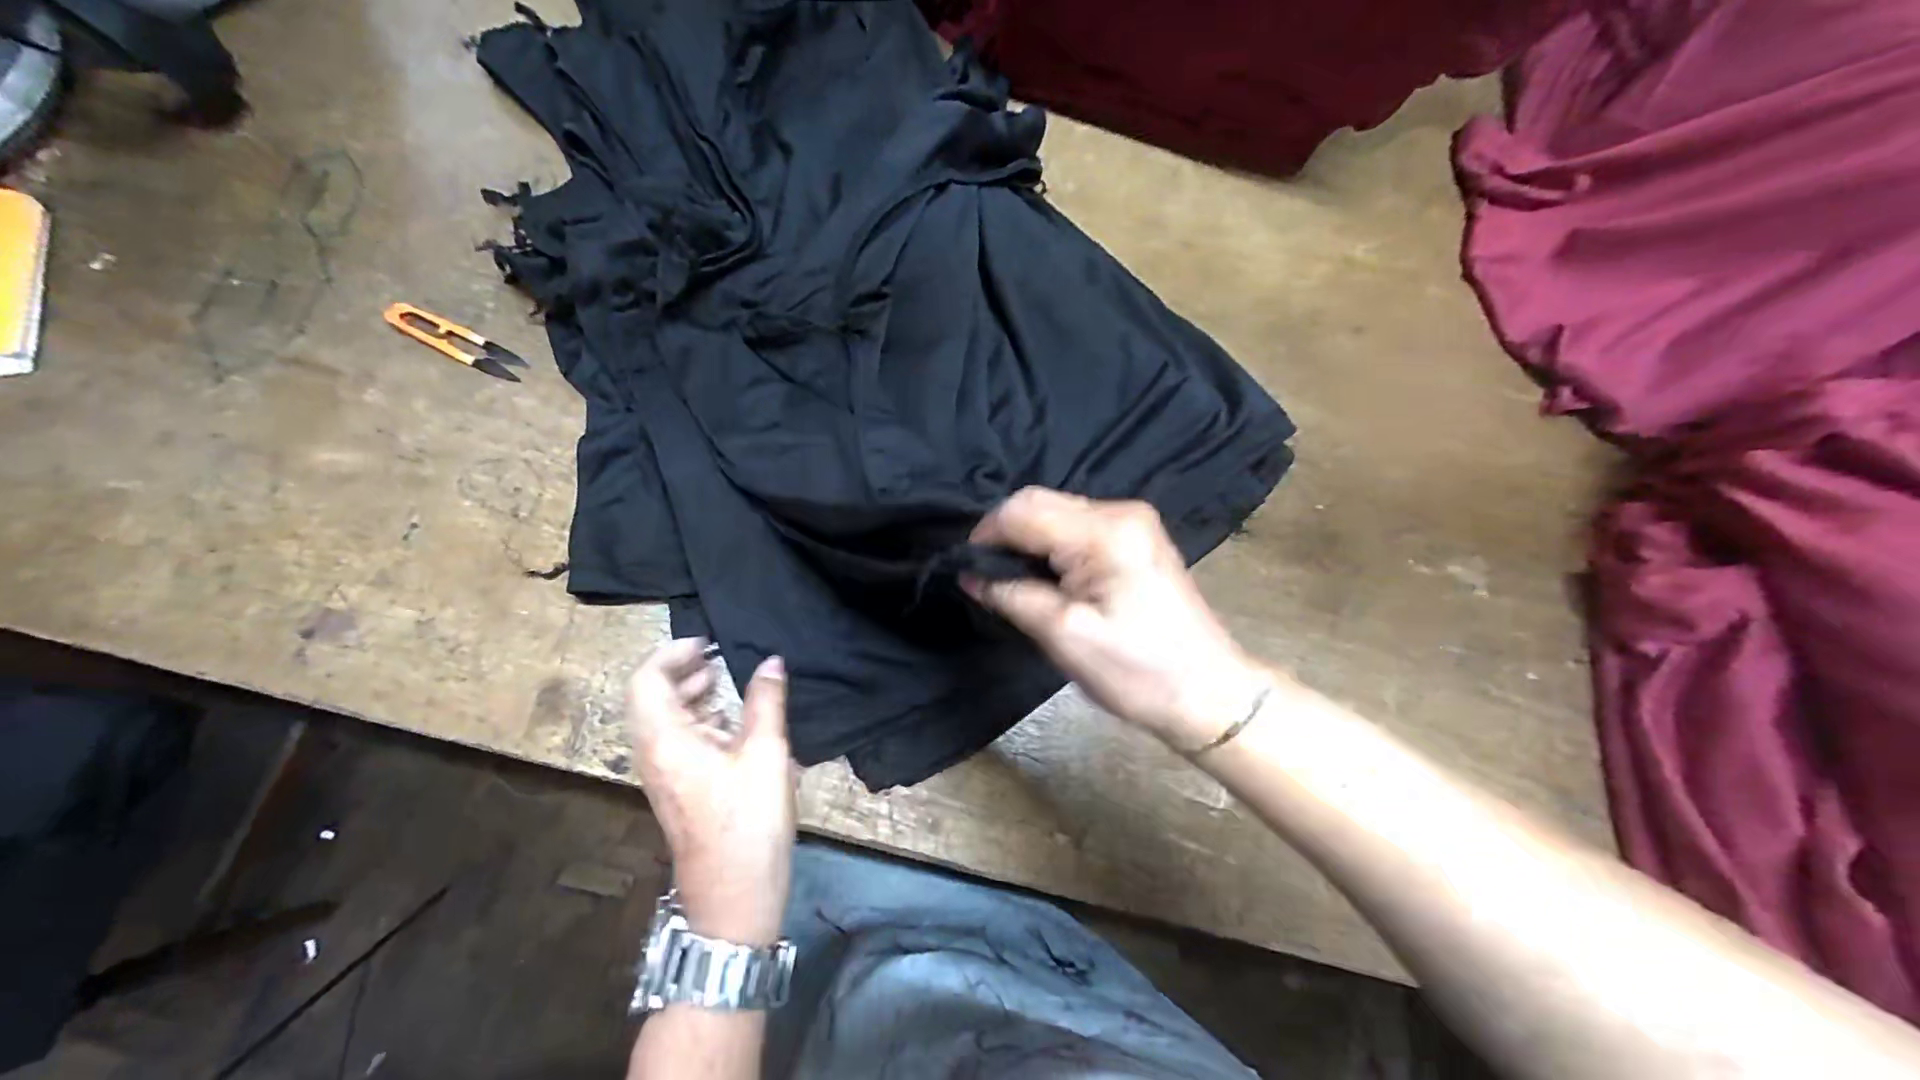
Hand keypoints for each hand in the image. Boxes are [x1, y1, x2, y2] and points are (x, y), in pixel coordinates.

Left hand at [627, 638, 794, 944]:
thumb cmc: (748, 823)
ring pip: (664, 721)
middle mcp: (655, 755)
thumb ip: (766, 702)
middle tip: (719, 659)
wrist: (734, 899)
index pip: (646, 680)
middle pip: (651, 698)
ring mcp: (665, 776)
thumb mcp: (766, 755)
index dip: (672, 653)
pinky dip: (700, 721)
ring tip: (727, 685)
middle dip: (682, 671)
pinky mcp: (680, 791)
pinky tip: (734, 723)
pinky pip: (679, 742)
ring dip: (691, 696)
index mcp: (665, 741)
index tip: (709, 644)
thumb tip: (770, 662)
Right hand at [966, 487, 1271, 748]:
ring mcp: (1133, 521)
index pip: (1023, 510)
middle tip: (988, 578)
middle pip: (1040, 501)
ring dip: (1028, 539)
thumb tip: (970, 574)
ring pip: (1057, 510)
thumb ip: (1011, 596)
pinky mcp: (1136, 536)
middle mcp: (1120, 511)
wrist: (1208, 693)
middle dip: (1005, 534)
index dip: (986, 534)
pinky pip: (1077, 525)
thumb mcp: (1064, 636)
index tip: (967, 570)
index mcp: (1104, 533)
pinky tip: (1048, 576)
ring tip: (1014, 581)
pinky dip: (1051, 544)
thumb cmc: (1137, 671)